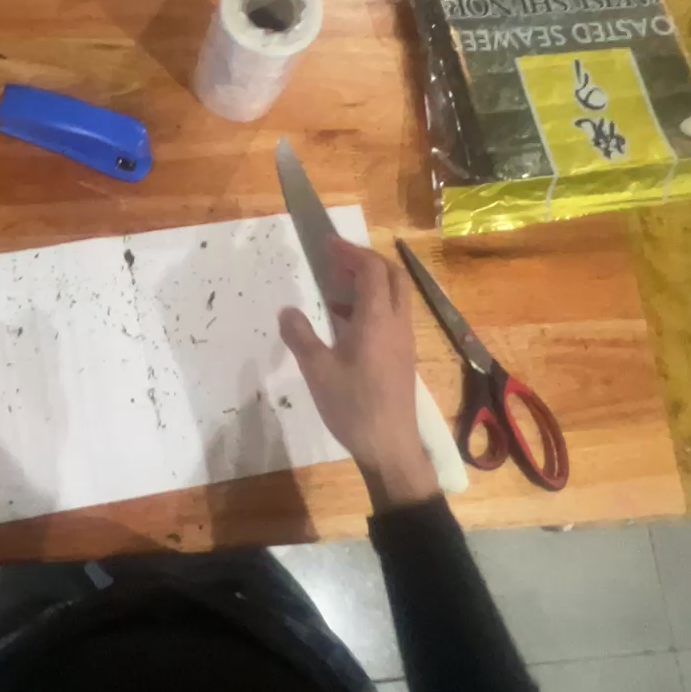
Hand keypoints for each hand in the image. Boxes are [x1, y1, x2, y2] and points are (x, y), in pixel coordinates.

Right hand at [279, 237, 438, 510]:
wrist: (390, 447)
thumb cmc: (353, 407)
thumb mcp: (317, 371)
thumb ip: (300, 336)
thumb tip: (287, 311)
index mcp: (377, 320)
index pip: (371, 270)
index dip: (349, 252)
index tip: (326, 243)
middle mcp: (396, 323)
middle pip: (391, 275)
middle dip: (363, 260)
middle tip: (333, 259)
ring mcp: (403, 340)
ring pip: (394, 295)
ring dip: (368, 282)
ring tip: (333, 287)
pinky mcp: (401, 355)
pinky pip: (390, 315)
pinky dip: (370, 304)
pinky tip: (344, 322)